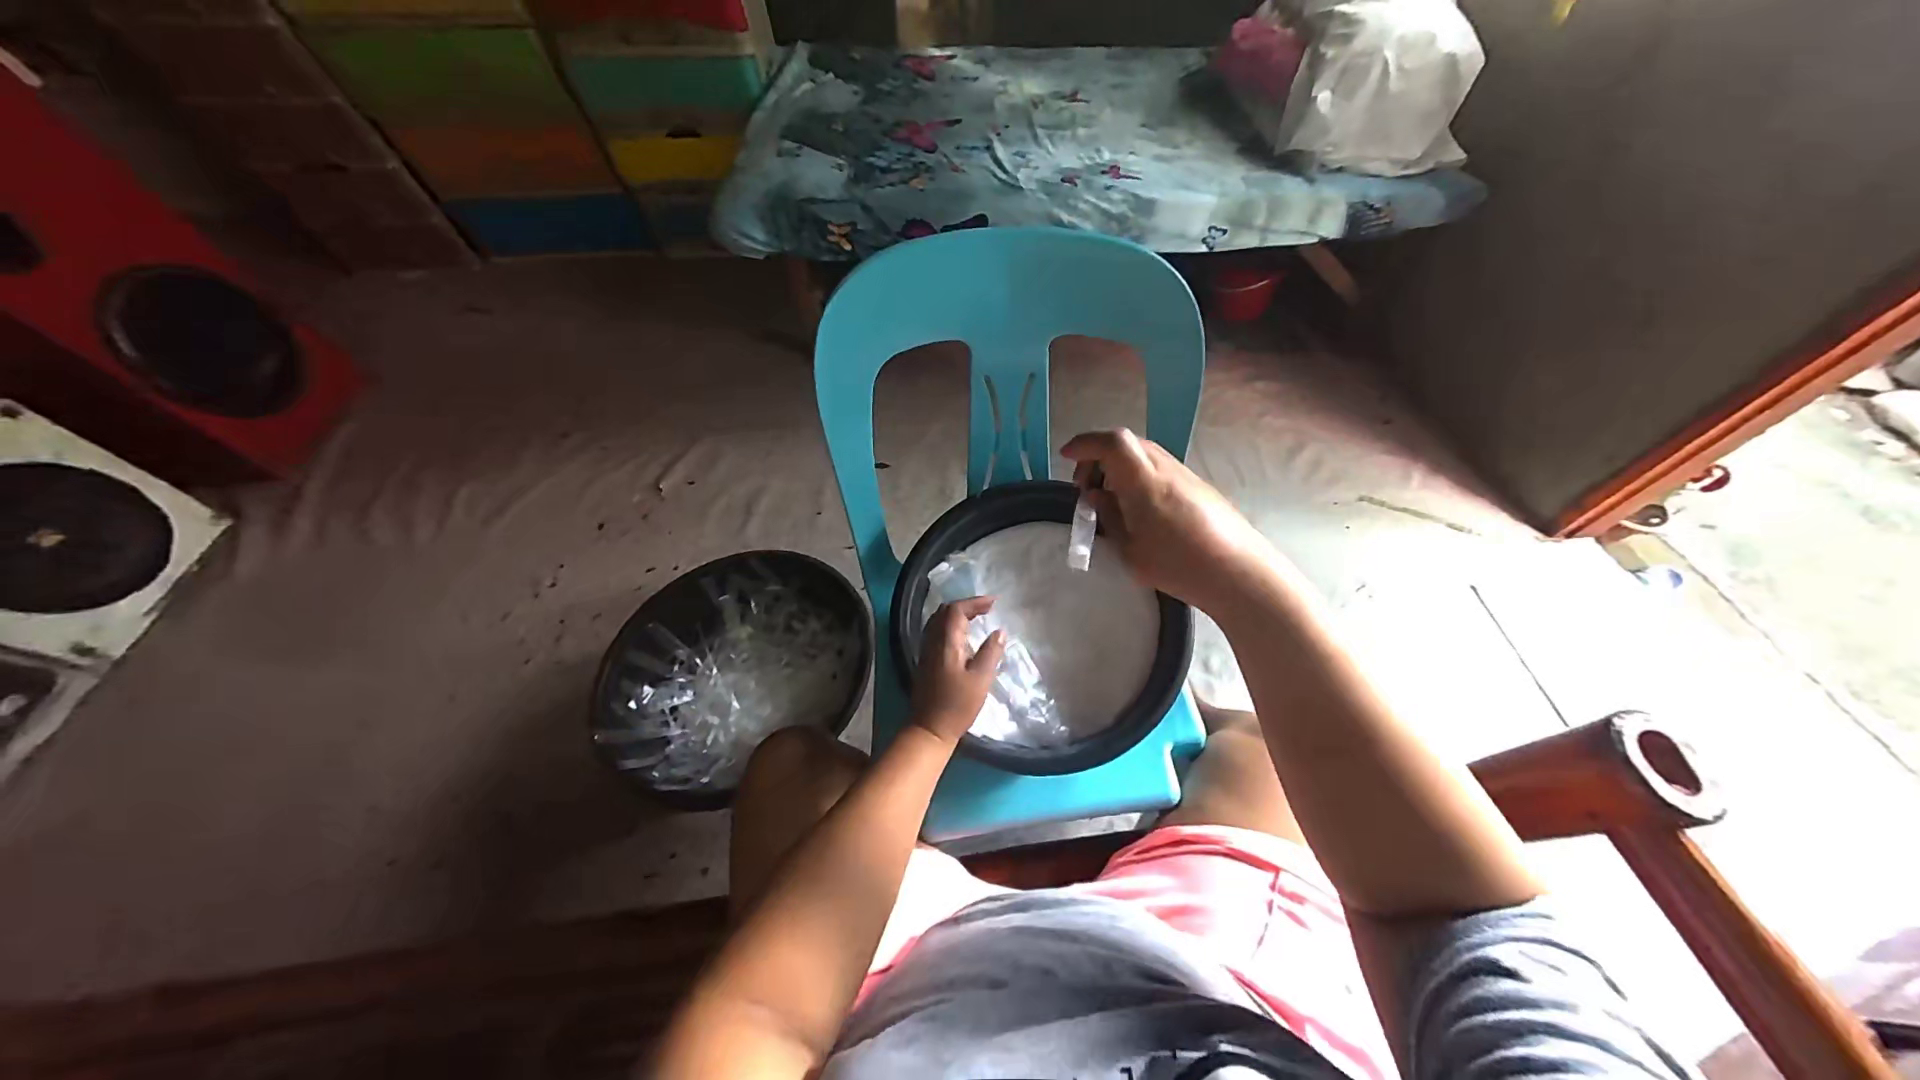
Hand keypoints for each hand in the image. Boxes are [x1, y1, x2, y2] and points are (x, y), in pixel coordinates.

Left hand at [910, 597, 1006, 745]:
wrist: (930, 728)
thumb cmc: (957, 705)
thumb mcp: (981, 679)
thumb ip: (991, 652)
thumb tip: (1000, 631)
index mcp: (945, 642)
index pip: (956, 610)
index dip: (975, 602)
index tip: (994, 603)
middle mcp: (932, 641)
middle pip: (945, 612)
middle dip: (966, 605)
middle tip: (987, 608)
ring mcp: (926, 651)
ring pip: (939, 621)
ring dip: (958, 614)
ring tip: (978, 617)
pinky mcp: (926, 661)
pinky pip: (936, 632)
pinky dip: (951, 626)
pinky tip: (964, 636)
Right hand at [1061, 428, 1286, 616]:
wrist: (1238, 571)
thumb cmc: (1178, 564)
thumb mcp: (1129, 549)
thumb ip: (1108, 517)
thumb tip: (1097, 497)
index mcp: (1141, 478)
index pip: (1109, 442)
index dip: (1085, 444)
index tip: (1066, 457)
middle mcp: (1163, 466)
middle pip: (1125, 444)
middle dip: (1098, 459)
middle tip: (1086, 490)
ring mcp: (1183, 474)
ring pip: (1142, 454)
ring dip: (1118, 468)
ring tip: (1111, 502)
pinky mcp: (1196, 485)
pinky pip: (1157, 468)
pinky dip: (1137, 476)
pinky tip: (1137, 508)